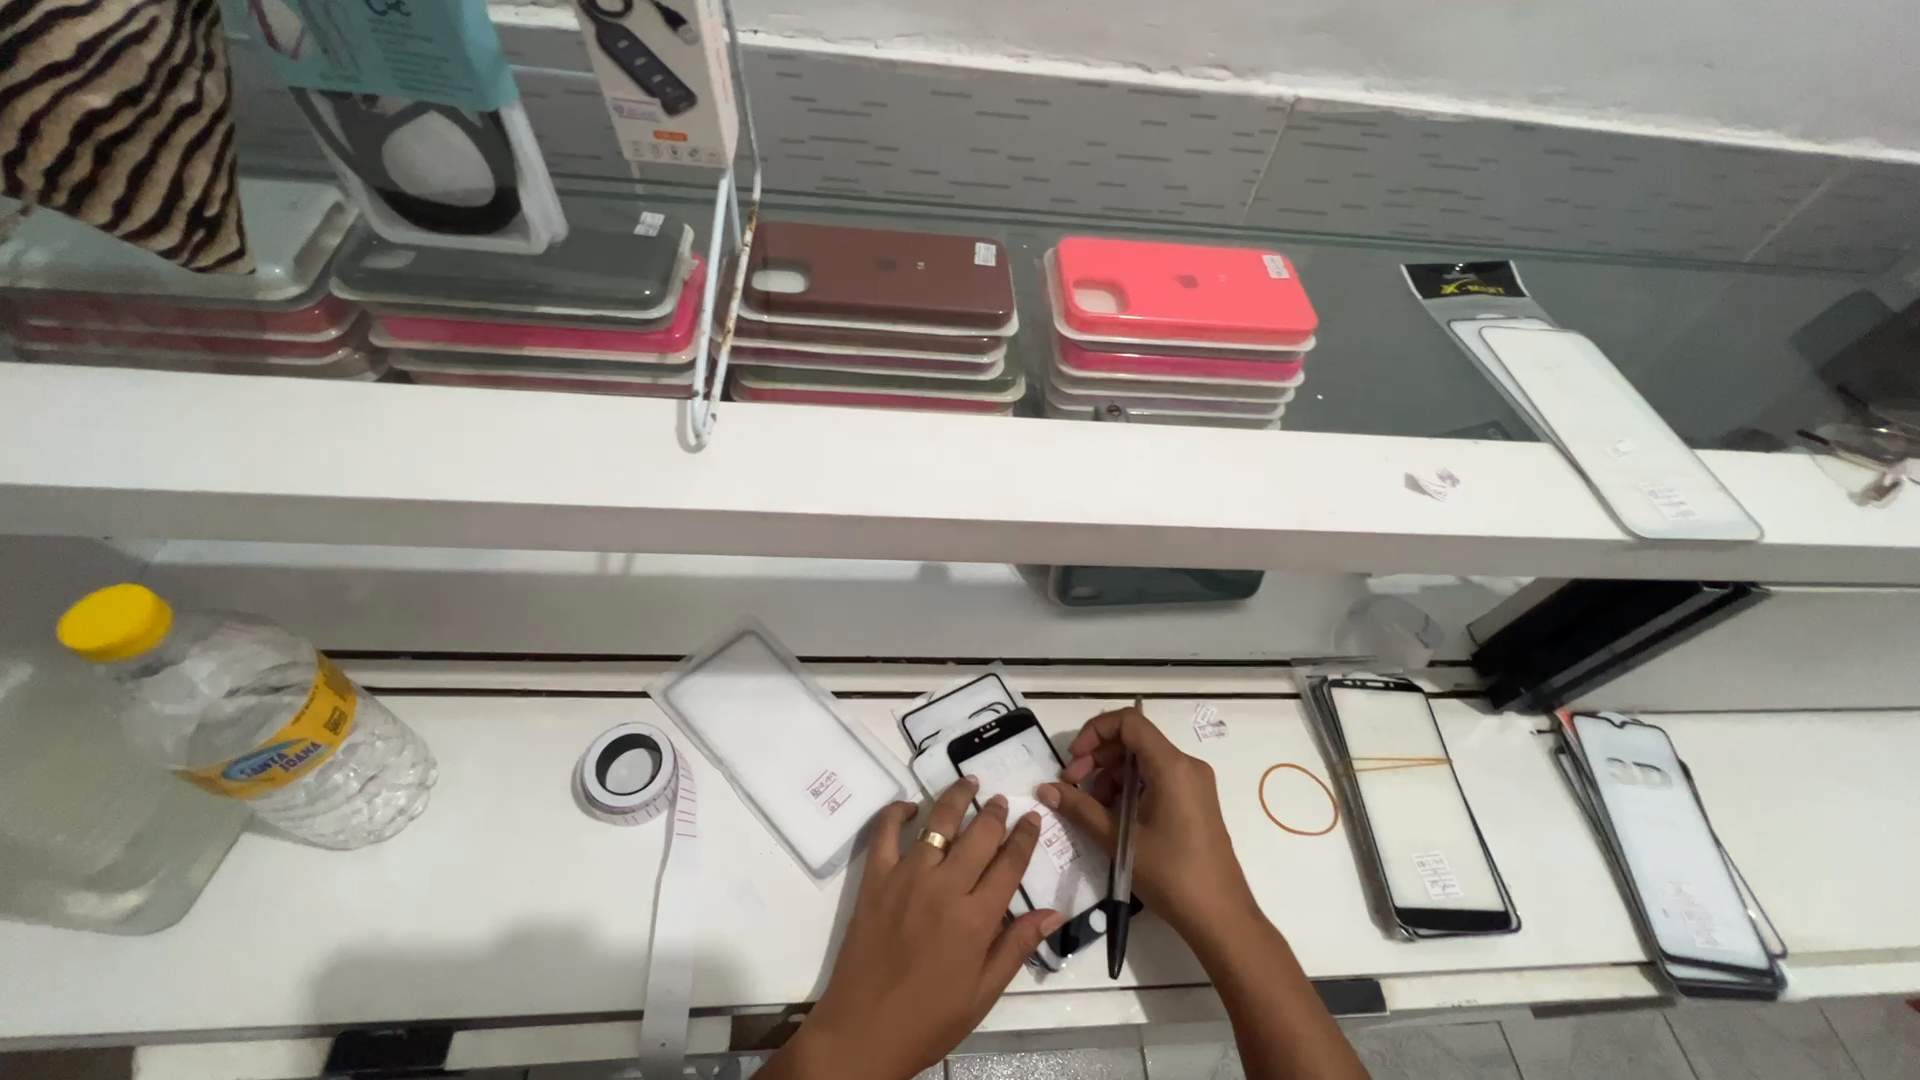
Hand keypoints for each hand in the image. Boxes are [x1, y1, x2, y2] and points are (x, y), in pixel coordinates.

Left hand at [774, 778, 1066, 1079]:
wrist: (864, 1032)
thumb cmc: (930, 1019)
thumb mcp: (984, 993)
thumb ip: (1017, 946)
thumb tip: (1053, 912)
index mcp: (976, 919)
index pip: (1010, 864)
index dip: (1025, 837)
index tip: (1033, 818)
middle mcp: (945, 888)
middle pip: (979, 835)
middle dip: (996, 812)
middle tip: (1003, 800)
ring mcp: (907, 878)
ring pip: (939, 824)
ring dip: (957, 799)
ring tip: (969, 783)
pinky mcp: (875, 879)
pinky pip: (885, 833)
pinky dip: (896, 812)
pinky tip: (909, 806)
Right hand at [1037, 706, 1258, 944]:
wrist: (1221, 917)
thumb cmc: (1172, 875)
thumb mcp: (1119, 841)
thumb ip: (1080, 808)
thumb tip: (1045, 789)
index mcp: (1172, 766)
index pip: (1129, 722)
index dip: (1095, 732)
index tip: (1074, 759)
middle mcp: (1186, 765)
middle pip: (1133, 740)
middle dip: (1097, 757)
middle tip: (1072, 785)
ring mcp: (1193, 783)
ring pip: (1142, 760)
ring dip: (1111, 775)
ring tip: (1093, 808)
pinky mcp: (1194, 800)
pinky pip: (1155, 778)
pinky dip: (1129, 788)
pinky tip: (1114, 817)